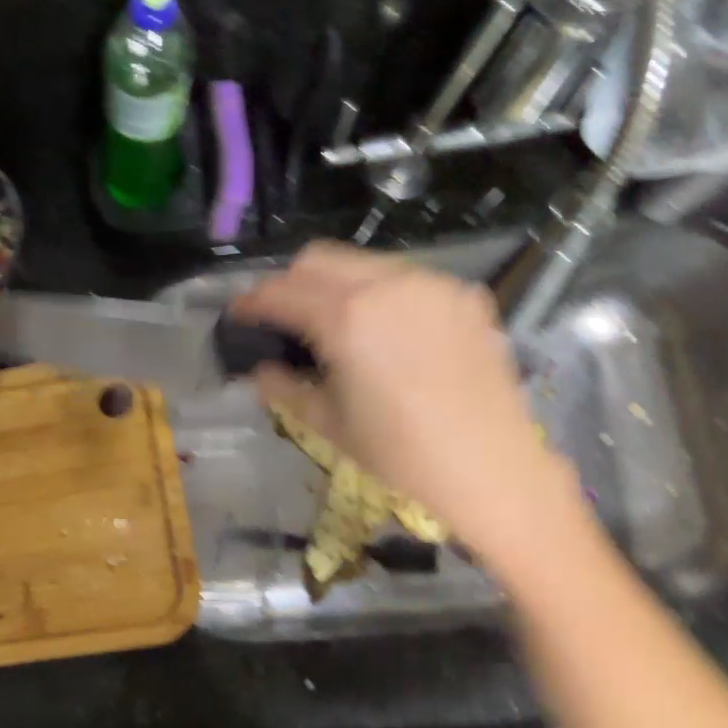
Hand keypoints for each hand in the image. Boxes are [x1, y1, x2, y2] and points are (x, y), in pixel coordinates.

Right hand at [232, 241, 585, 560]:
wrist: (491, 467)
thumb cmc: (399, 453)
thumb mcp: (327, 423)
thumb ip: (284, 387)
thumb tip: (259, 370)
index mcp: (346, 318)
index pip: (281, 293)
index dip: (251, 303)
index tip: (237, 316)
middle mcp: (387, 285)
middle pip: (317, 260)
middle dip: (288, 283)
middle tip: (278, 317)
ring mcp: (431, 285)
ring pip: (362, 263)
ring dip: (332, 284)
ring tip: (328, 323)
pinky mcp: (462, 296)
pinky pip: (404, 279)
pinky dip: (377, 294)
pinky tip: (380, 332)